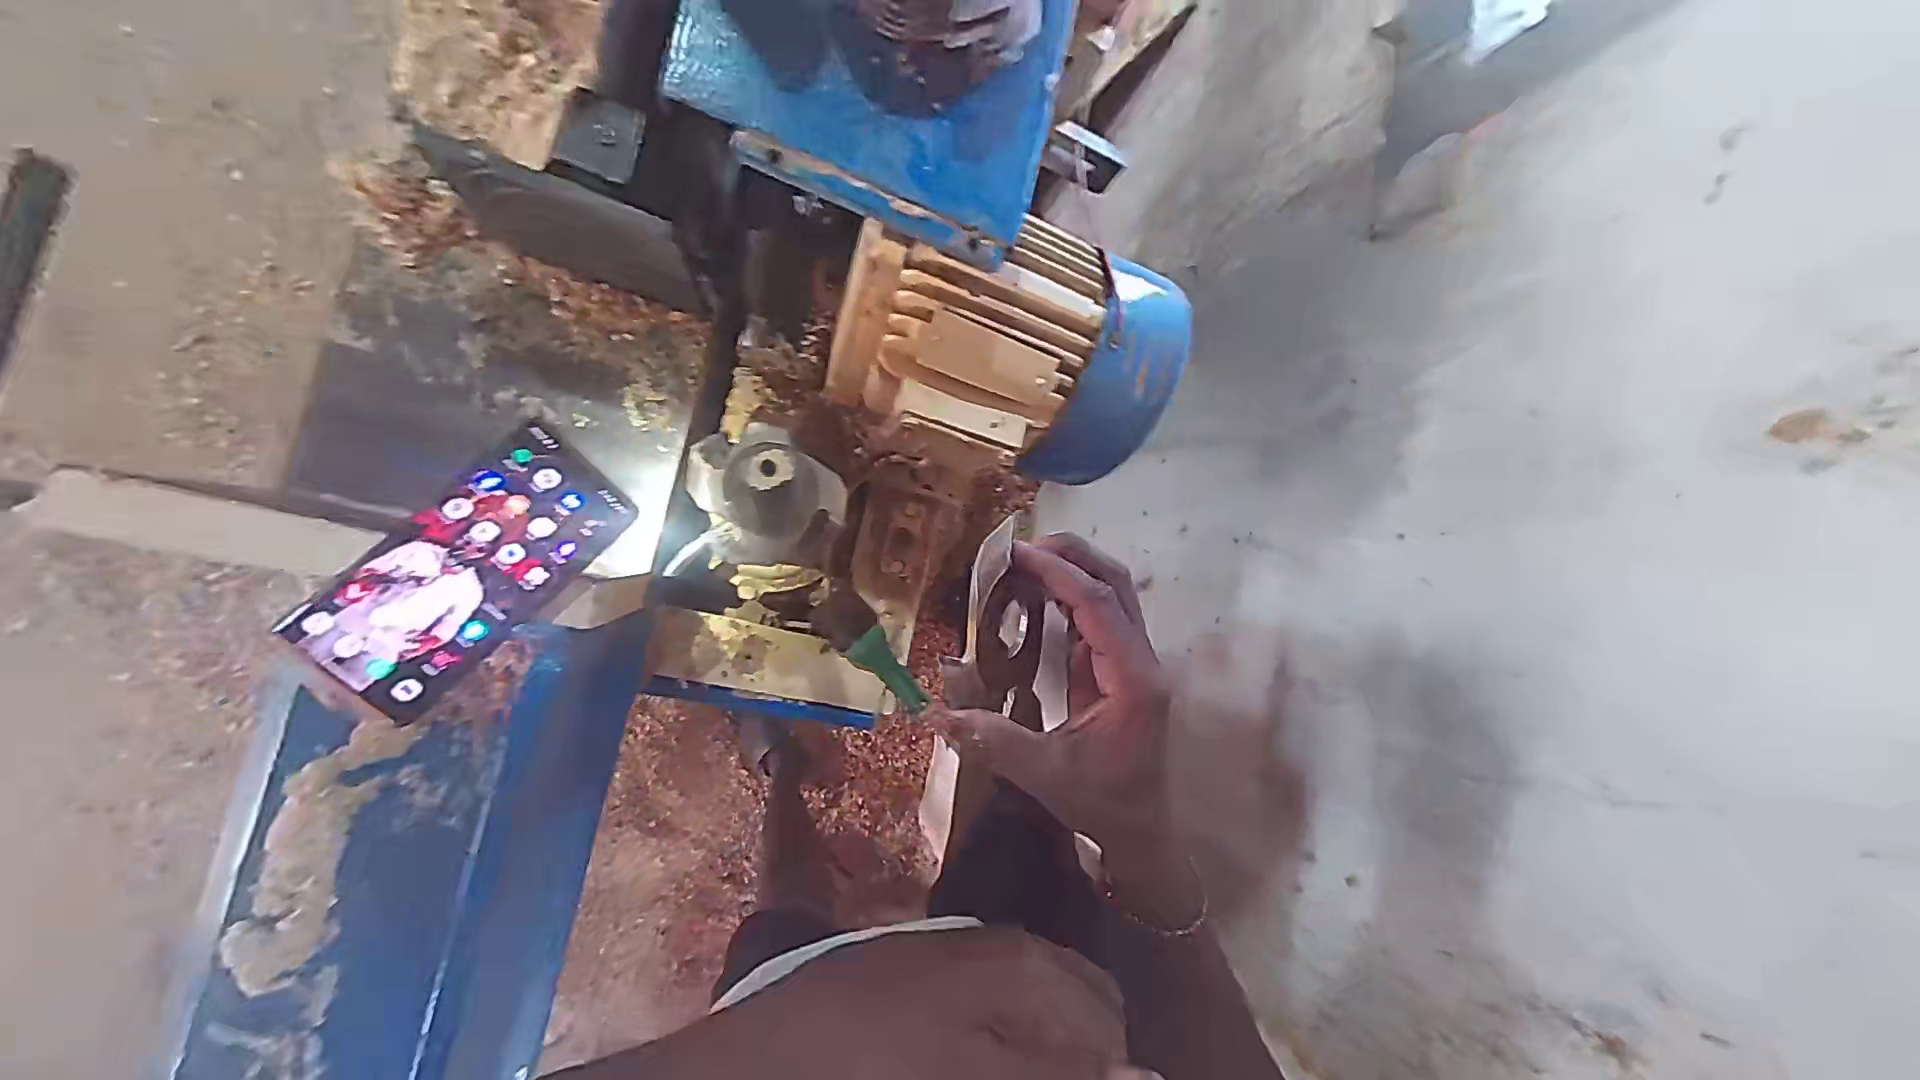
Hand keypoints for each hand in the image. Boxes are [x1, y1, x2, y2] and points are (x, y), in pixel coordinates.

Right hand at [930, 534, 1173, 852]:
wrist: (1142, 829)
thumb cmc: (1102, 802)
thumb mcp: (1045, 774)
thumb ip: (993, 742)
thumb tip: (936, 715)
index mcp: (1132, 679)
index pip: (1098, 605)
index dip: (1058, 573)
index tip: (1016, 554)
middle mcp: (1142, 660)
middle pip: (1115, 583)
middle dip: (1070, 556)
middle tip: (1018, 549)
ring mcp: (1136, 659)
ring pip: (1113, 592)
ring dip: (1072, 568)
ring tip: (1024, 561)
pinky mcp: (1122, 664)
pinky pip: (1101, 612)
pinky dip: (1071, 592)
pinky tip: (1038, 593)